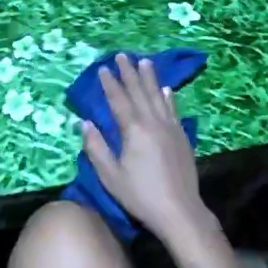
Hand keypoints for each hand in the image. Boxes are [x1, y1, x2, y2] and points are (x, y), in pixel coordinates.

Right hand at [82, 54, 211, 242]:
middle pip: (139, 91)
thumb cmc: (140, 196)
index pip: (118, 100)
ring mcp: (170, 128)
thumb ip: (96, 148)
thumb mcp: (110, 176)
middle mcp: (152, 122)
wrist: (180, 212)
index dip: (109, 84)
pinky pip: (173, 110)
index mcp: (133, 130)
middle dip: (129, 72)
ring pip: (158, 96)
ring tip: (144, 61)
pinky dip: (168, 97)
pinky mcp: (182, 137)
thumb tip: (85, 123)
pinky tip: (167, 89)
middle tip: (122, 55)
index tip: (103, 68)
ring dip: (150, 78)